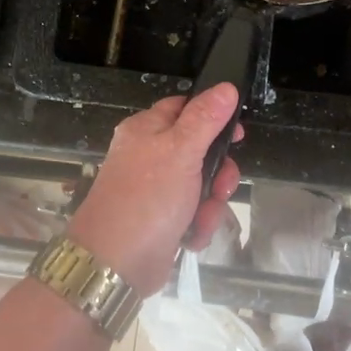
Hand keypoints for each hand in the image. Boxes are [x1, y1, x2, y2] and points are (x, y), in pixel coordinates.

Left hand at [64, 84, 243, 295]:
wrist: (114, 264)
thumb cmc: (147, 199)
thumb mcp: (181, 151)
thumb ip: (205, 119)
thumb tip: (226, 87)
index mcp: (147, 130)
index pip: (185, 108)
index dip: (213, 118)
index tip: (236, 136)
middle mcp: (148, 155)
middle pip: (199, 150)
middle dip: (217, 172)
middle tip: (220, 186)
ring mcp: (154, 189)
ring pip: (200, 185)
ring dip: (209, 204)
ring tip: (201, 219)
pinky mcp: (160, 219)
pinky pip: (191, 213)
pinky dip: (196, 225)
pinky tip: (191, 237)